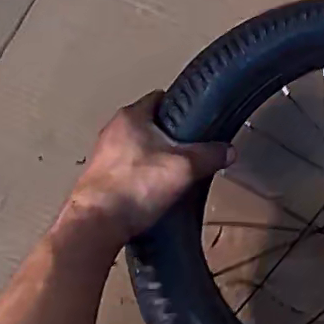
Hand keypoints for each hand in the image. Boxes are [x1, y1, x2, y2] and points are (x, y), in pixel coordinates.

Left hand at [63, 92, 234, 242]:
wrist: (96, 225)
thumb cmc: (134, 187)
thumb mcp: (184, 168)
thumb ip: (209, 155)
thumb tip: (228, 151)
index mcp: (131, 116)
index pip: (159, 98)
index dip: (179, 105)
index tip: (194, 115)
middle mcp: (112, 130)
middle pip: (147, 124)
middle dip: (167, 136)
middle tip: (188, 149)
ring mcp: (102, 155)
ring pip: (136, 148)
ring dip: (152, 158)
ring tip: (172, 174)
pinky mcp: (97, 179)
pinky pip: (125, 170)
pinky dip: (139, 177)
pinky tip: (151, 193)